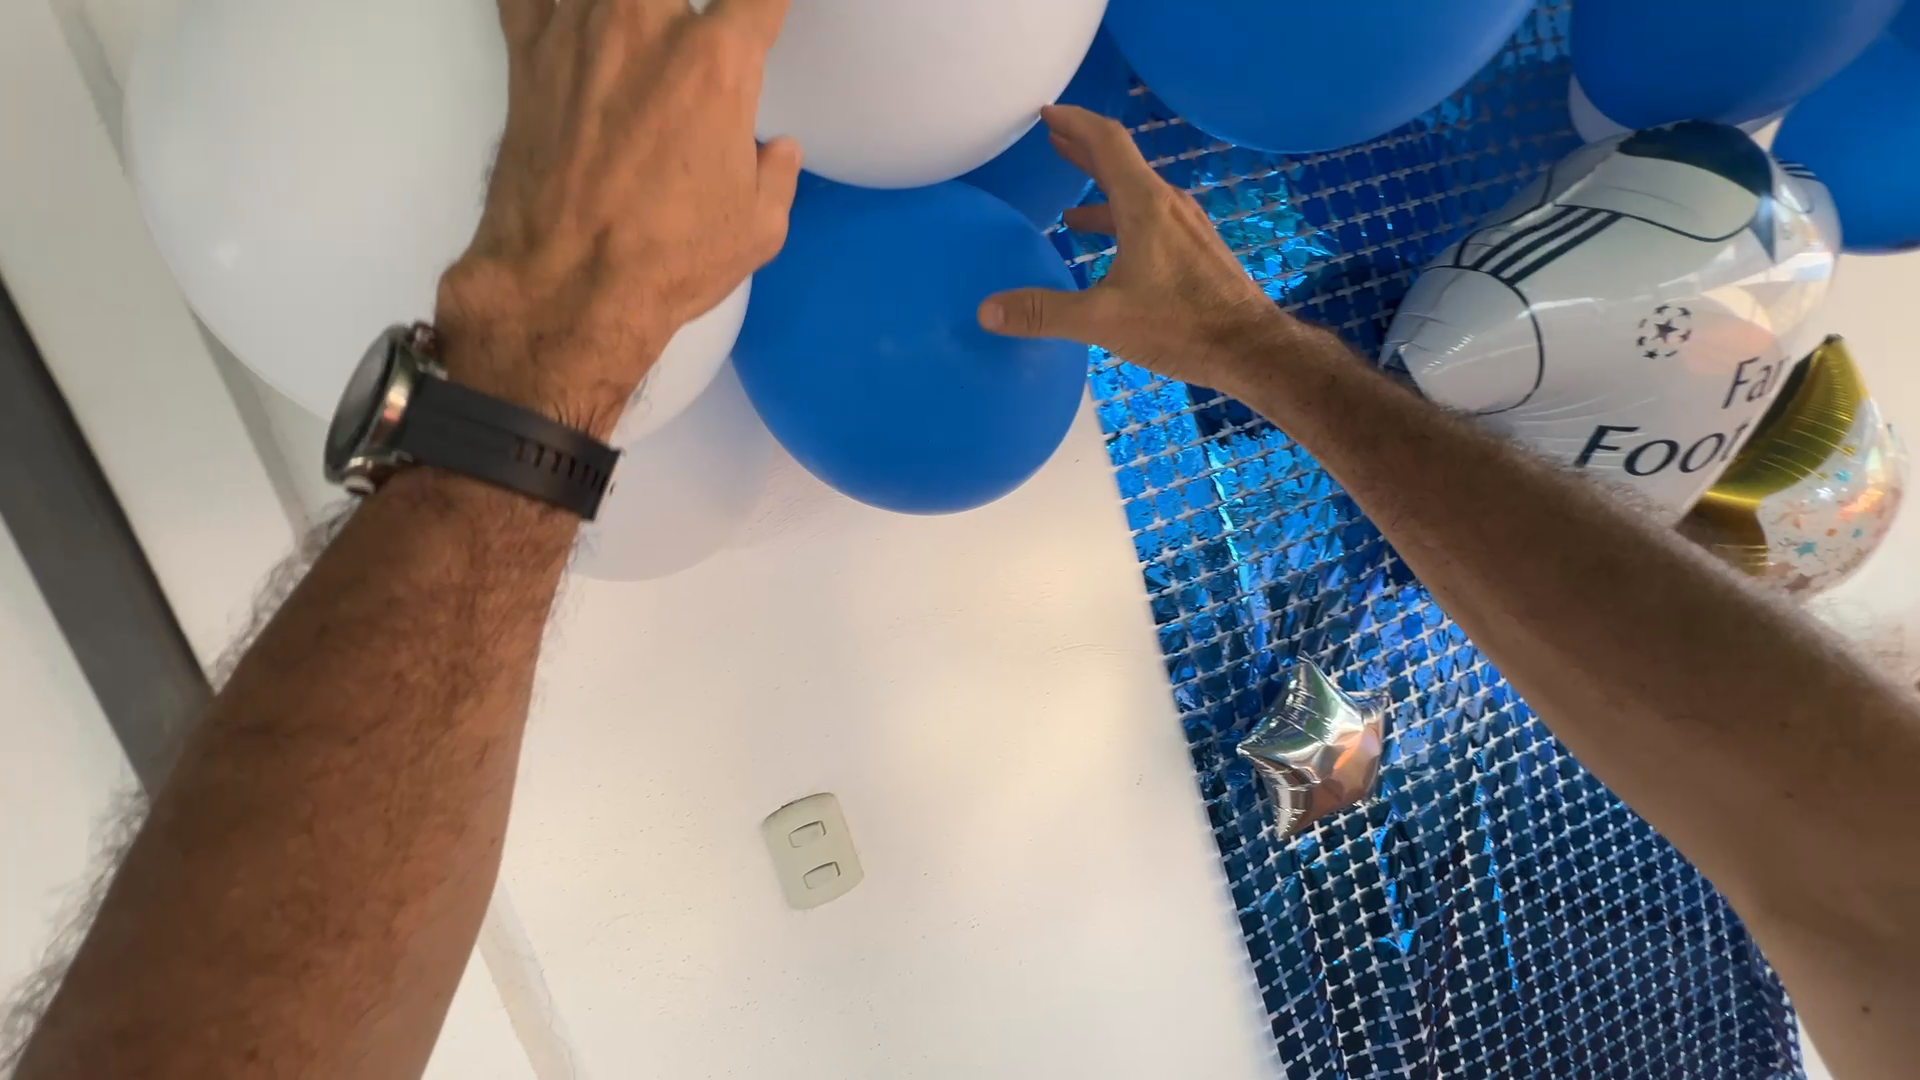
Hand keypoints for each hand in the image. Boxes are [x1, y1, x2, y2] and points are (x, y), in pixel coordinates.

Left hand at [436, 0, 801, 435]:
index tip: (767, 19)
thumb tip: (778, 149)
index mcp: (717, 63)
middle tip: (696, 42)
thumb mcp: (760, 230)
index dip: (770, 6)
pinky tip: (573, 21)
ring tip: (638, 36)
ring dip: (631, 10)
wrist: (571, 283)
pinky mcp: (524, 45)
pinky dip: (555, 3)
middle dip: (694, 12)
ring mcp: (577, 24)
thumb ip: (779, 176)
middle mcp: (646, 20)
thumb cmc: (677, 259)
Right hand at [977, 105, 1301, 391]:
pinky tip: (1114, 255)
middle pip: (1122, 165)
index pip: (1107, 144)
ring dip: (1103, 196)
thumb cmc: (1178, 326)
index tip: (1047, 114)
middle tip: (1055, 141)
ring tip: (1072, 213)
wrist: (1249, 348)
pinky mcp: (1196, 255)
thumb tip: (987, 310)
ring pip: (1138, 198)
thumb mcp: (1102, 320)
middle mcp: (1168, 207)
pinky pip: (1152, 224)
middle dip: (1085, 152)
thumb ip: (1044, 313)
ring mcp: (1187, 230)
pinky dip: (1123, 226)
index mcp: (1145, 206)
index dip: (1074, 124)